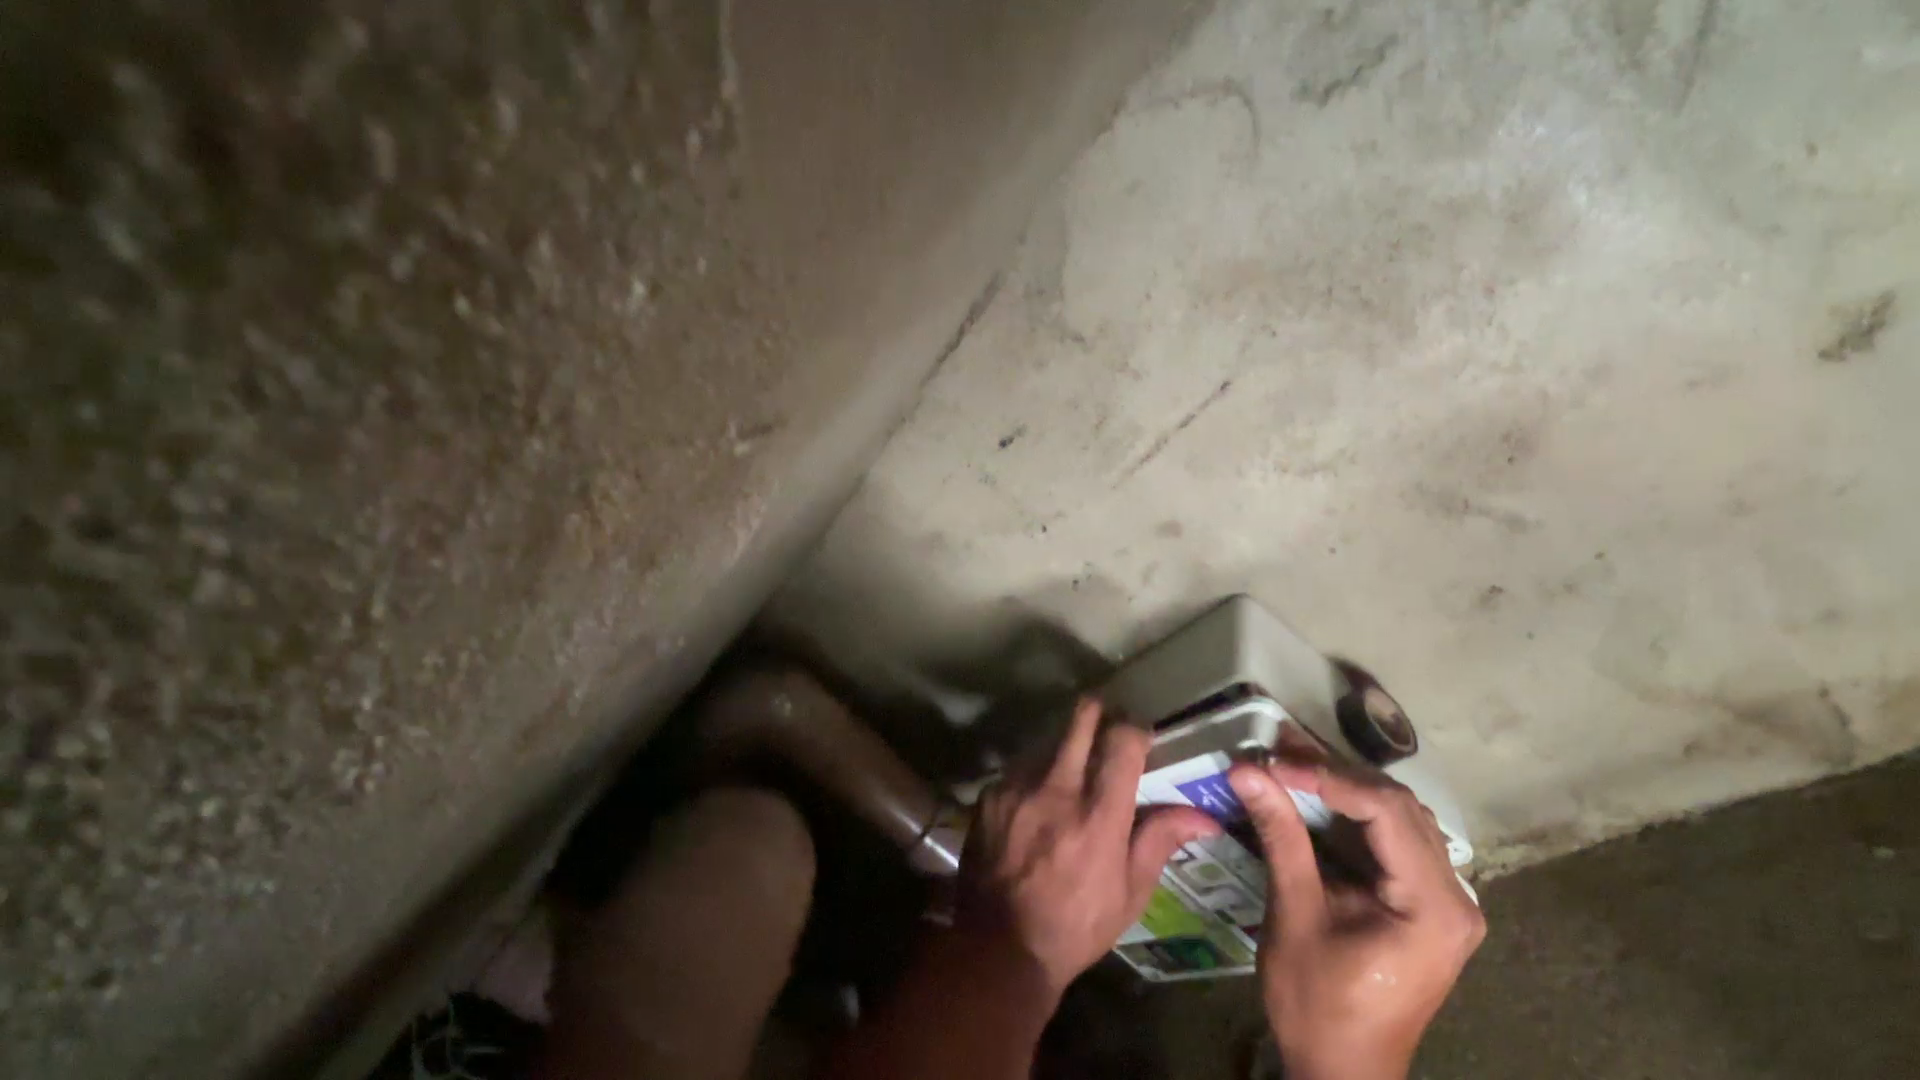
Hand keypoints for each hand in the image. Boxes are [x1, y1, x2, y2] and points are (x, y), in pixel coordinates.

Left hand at [958, 697, 1220, 994]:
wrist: (998, 947)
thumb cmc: (1076, 926)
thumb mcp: (1129, 893)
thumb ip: (1160, 840)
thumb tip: (1205, 815)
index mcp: (1097, 816)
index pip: (1122, 740)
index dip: (1136, 729)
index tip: (1142, 736)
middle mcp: (1055, 790)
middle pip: (1081, 718)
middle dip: (1100, 712)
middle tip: (1110, 723)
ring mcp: (1016, 789)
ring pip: (1048, 740)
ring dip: (1066, 746)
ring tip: (1073, 772)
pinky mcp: (989, 796)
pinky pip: (1019, 768)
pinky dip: (1035, 775)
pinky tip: (1038, 801)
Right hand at [1227, 759, 1484, 1079]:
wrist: (1343, 1071)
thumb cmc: (1318, 1004)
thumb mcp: (1295, 915)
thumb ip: (1280, 836)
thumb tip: (1248, 771)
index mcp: (1433, 907)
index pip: (1386, 812)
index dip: (1329, 776)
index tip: (1273, 763)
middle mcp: (1456, 896)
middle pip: (1398, 808)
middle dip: (1334, 774)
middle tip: (1276, 753)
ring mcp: (1447, 901)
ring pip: (1400, 817)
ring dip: (1344, 788)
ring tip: (1289, 765)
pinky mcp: (1428, 905)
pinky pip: (1396, 841)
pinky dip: (1353, 815)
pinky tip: (1315, 798)